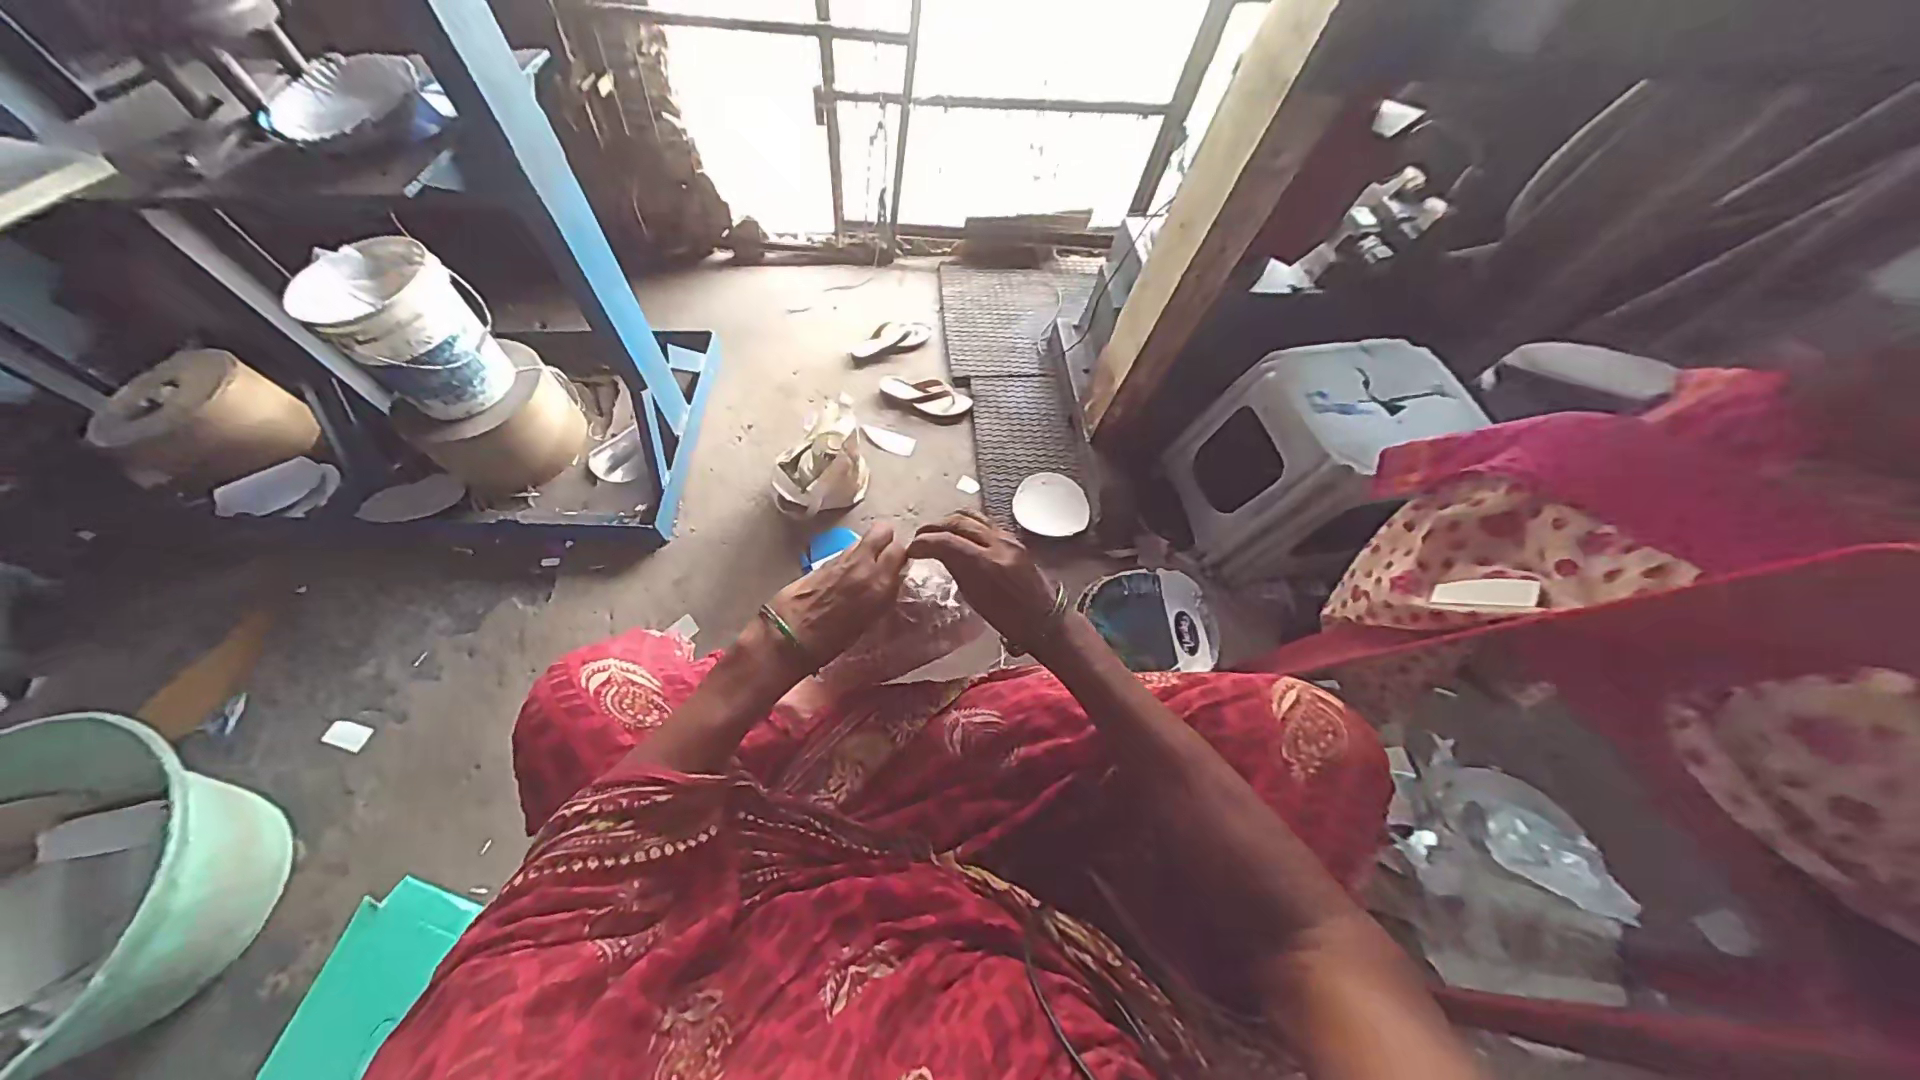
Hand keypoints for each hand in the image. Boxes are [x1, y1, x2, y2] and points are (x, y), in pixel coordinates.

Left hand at [764, 521, 908, 669]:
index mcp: (879, 583)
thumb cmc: (833, 640)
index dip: (901, 555)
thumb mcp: (870, 619)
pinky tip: (845, 574)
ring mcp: (841, 560)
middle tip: (884, 555)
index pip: (900, 549)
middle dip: (886, 539)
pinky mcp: (823, 561)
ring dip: (867, 548)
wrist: (791, 636)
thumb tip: (889, 580)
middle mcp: (863, 565)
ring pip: (863, 539)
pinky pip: (846, 551)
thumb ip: (882, 593)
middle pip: (883, 530)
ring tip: (863, 567)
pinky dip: (850, 557)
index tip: (900, 564)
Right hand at [906, 512, 1061, 651]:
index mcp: (987, 564)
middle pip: (958, 522)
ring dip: (949, 521)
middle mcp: (998, 544)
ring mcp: (1008, 537)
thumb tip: (938, 552)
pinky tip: (958, 536)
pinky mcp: (1014, 538)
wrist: (1045, 617)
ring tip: (936, 533)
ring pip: (971, 516)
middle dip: (933, 527)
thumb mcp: (975, 597)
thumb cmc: (1008, 617)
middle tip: (919, 538)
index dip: (924, 542)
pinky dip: (965, 525)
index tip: (911, 550)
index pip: (947, 541)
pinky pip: (984, 522)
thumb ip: (957, 569)